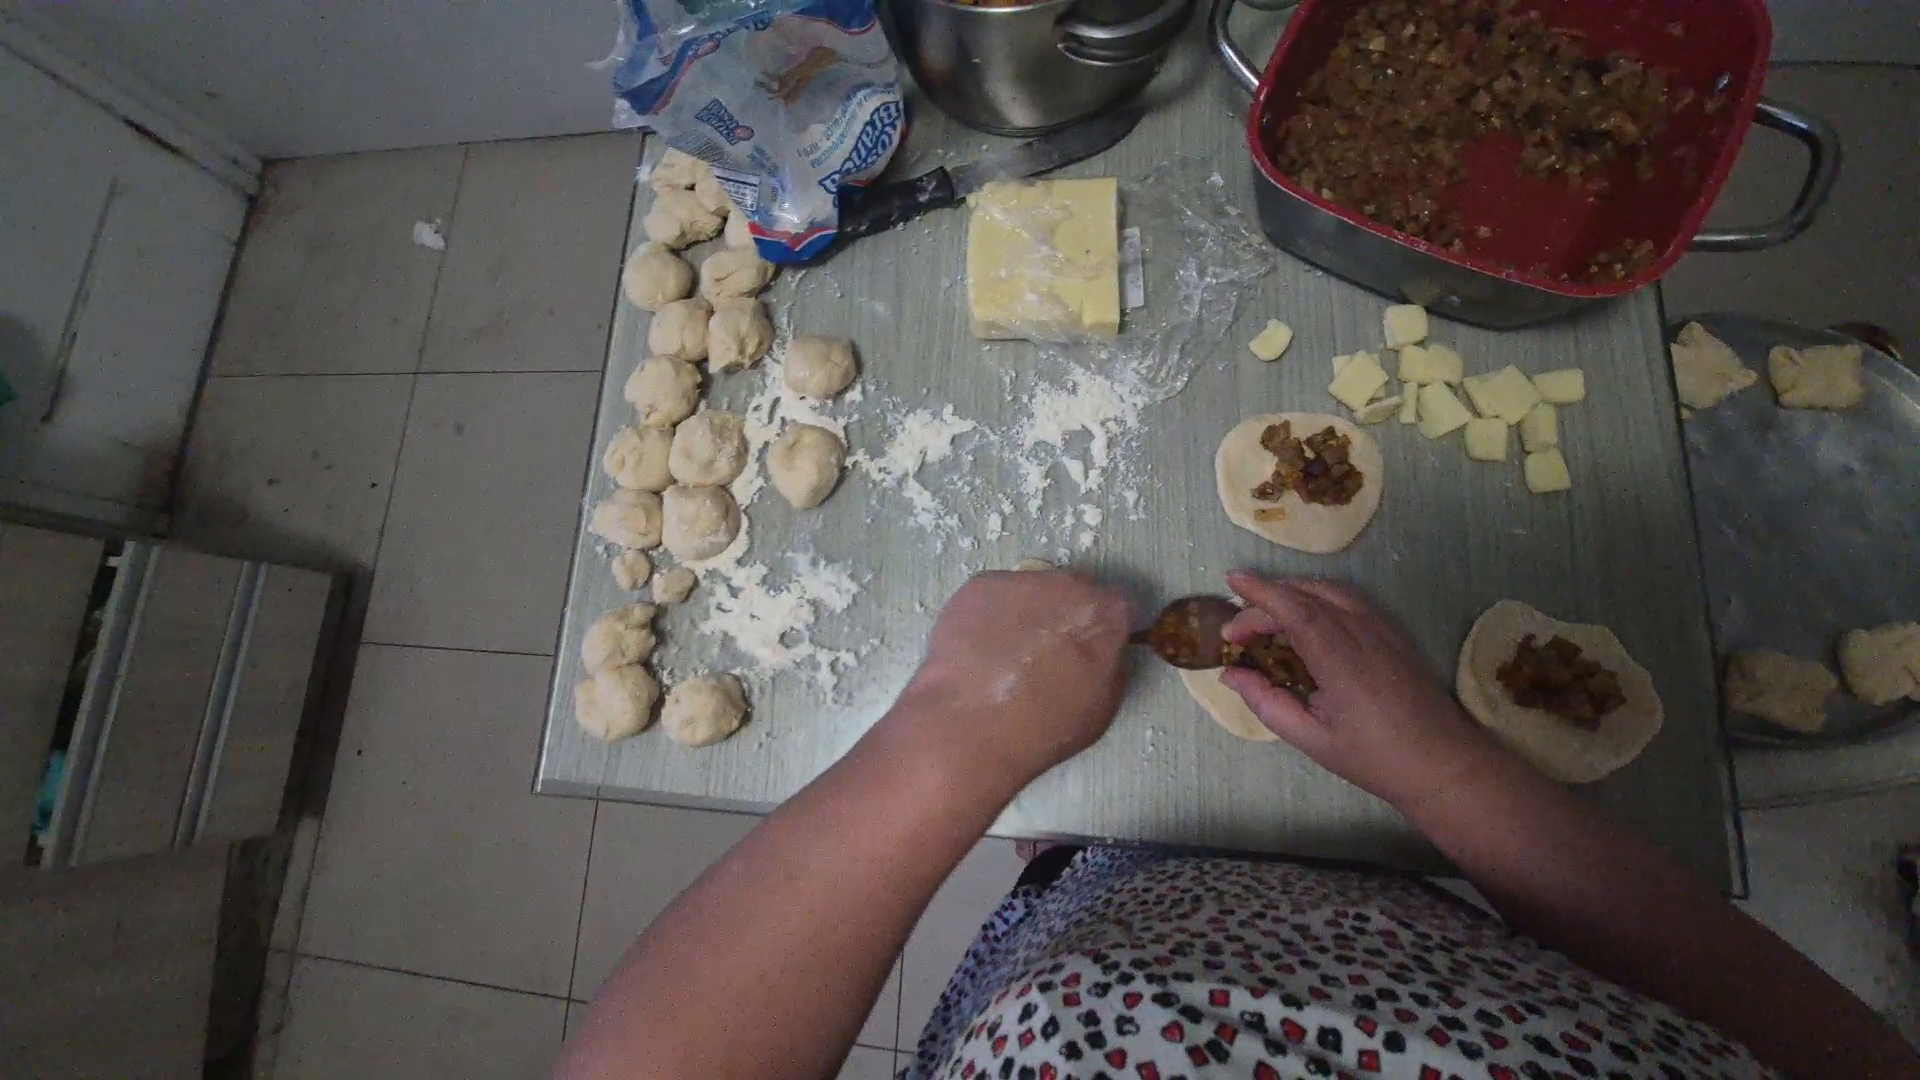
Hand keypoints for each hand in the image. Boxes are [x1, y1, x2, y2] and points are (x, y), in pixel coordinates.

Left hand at [886, 570, 1132, 784]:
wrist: (971, 724)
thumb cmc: (1044, 725)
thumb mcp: (1102, 705)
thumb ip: (1108, 663)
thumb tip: (1099, 650)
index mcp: (1106, 613)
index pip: (1115, 608)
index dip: (1101, 630)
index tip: (1088, 649)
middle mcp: (1067, 585)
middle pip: (1072, 593)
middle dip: (1063, 617)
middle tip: (1044, 653)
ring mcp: (1020, 581)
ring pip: (1031, 591)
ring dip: (1026, 614)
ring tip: (1005, 654)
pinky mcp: (980, 585)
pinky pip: (994, 596)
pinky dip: (990, 616)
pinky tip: (980, 648)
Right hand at [1219, 571, 1506, 810]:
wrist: (1445, 763)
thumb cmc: (1375, 758)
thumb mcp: (1311, 738)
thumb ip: (1266, 702)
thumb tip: (1230, 674)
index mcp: (1342, 662)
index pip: (1295, 610)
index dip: (1260, 593)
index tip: (1230, 584)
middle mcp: (1363, 634)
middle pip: (1306, 595)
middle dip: (1265, 600)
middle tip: (1236, 627)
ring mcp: (1382, 629)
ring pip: (1328, 590)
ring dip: (1290, 592)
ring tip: (1262, 612)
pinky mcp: (1391, 631)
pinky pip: (1346, 598)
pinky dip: (1314, 596)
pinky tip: (1300, 616)